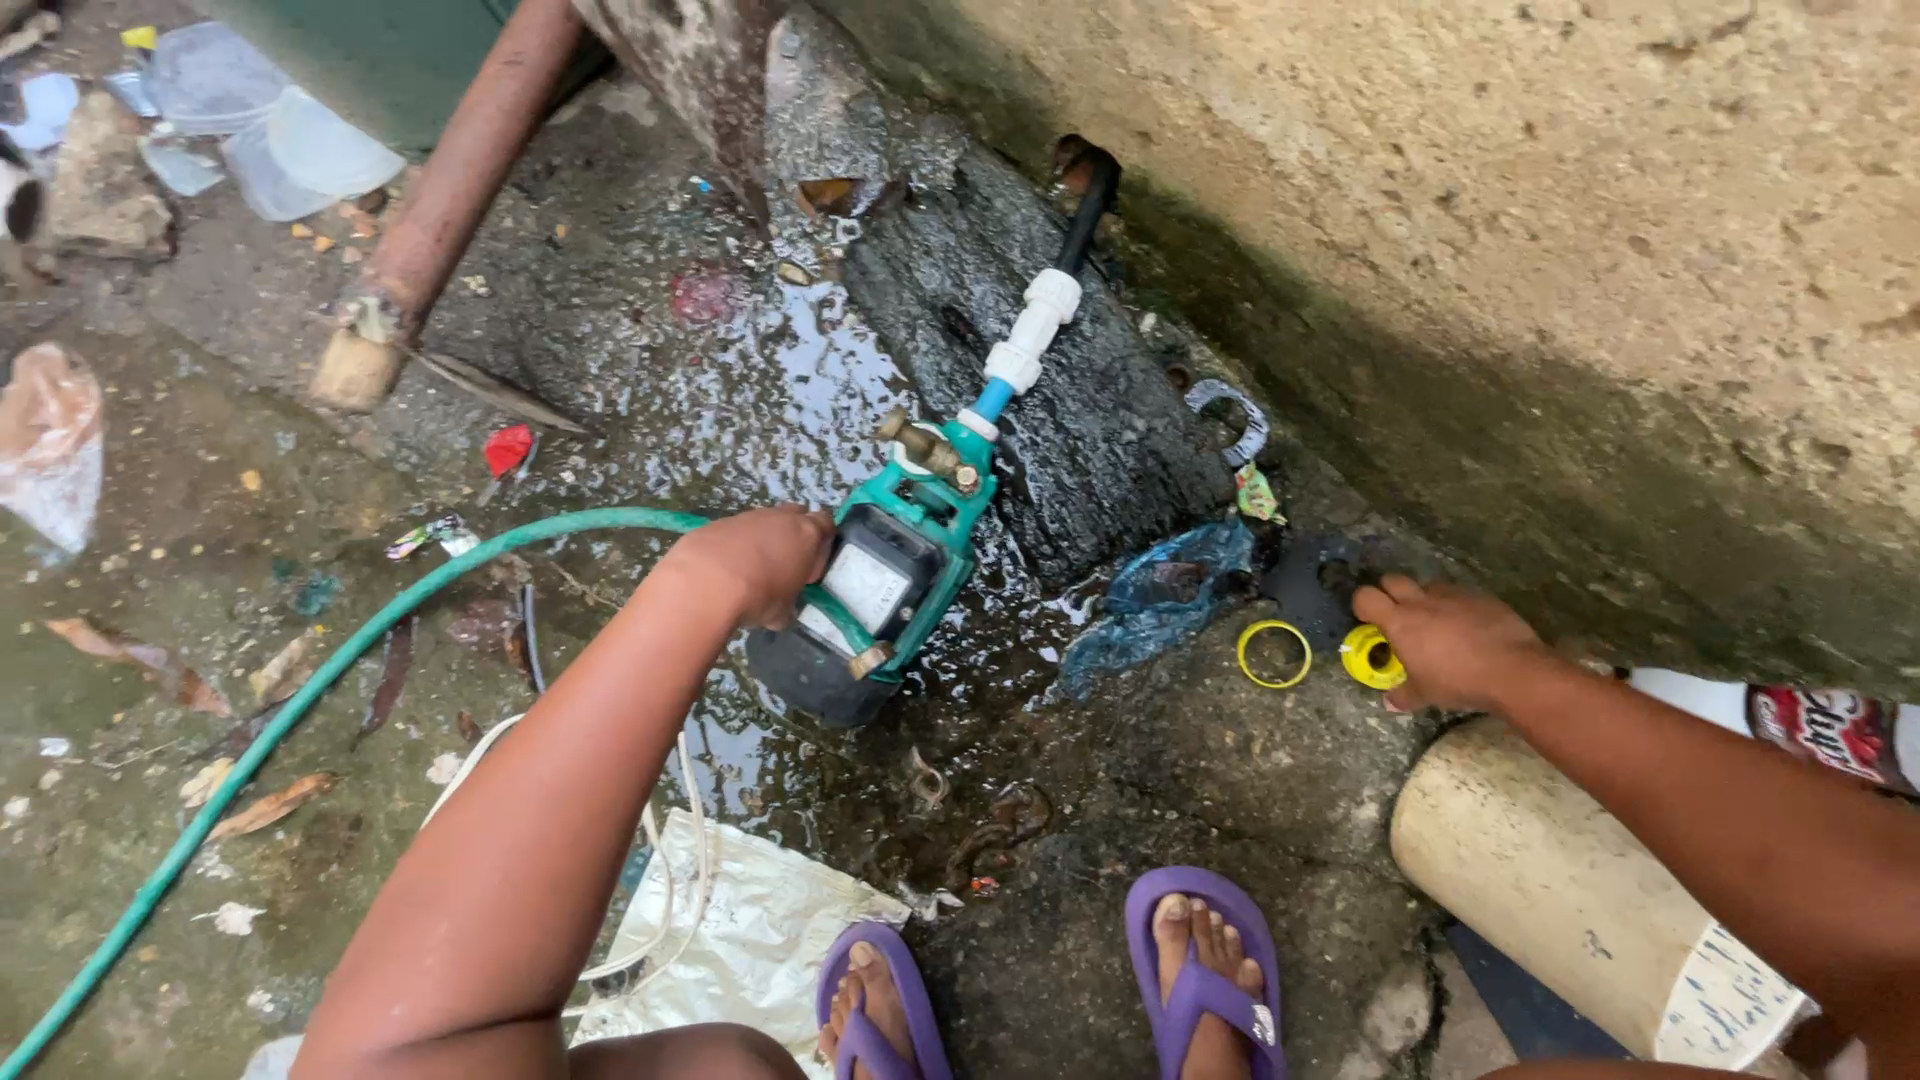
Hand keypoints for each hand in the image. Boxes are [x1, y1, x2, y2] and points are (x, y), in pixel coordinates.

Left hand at [657, 505, 834, 628]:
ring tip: (750, 570)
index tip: (810, 568)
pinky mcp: (719, 522)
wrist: (706, 583)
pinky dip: (735, 545)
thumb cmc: (759, 597)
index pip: (826, 524)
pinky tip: (724, 569)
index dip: (821, 544)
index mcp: (806, 535)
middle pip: (797, 514)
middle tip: (785, 563)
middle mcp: (780, 518)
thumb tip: (782, 613)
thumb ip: (788, 605)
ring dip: (763, 539)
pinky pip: (735, 530)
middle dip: (794, 534)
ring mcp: (748, 517)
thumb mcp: (783, 612)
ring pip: (764, 520)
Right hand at [1352, 576, 1555, 712]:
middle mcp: (1421, 601)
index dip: (1363, 604)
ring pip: (1428, 585)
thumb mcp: (1425, 694)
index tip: (1369, 619)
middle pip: (1392, 579)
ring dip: (1425, 597)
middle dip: (1390, 591)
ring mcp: (1452, 595)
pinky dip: (1456, 605)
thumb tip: (1388, 704)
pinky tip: (1468, 626)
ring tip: (1436, 619)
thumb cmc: (1458, 681)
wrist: (1514, 670)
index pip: (1365, 596)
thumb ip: (1403, 696)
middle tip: (1398, 613)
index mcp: (1399, 622)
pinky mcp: (1480, 596)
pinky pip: (1459, 594)